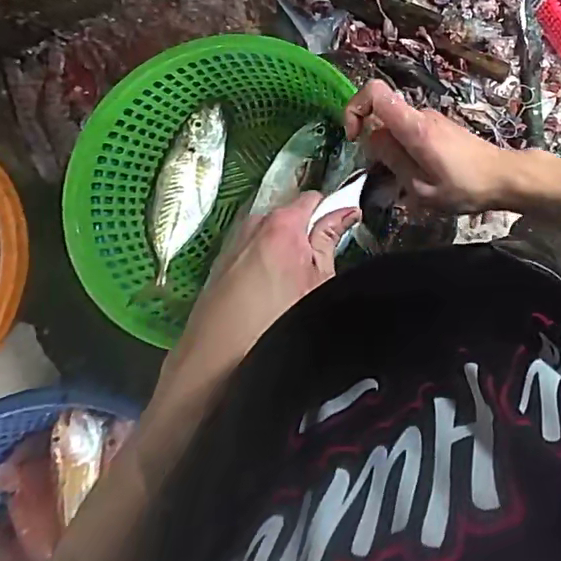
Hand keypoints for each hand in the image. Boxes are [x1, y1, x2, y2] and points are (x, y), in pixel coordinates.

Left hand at [159, 190, 356, 397]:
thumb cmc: (275, 322)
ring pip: (269, 233)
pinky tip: (269, 291)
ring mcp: (232, 243)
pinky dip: (264, 260)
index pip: (314, 198)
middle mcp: (252, 224)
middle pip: (290, 214)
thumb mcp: (319, 280)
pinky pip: (251, 250)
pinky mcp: (219, 264)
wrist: (215, 363)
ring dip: (284, 246)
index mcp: (281, 224)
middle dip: (306, 230)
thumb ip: (329, 239)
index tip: (342, 229)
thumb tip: (345, 212)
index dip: (332, 210)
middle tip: (320, 260)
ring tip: (294, 280)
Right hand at [343, 80, 518, 212]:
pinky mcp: (442, 127)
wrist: (506, 177)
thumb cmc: (466, 187)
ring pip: (397, 127)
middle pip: (383, 113)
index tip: (353, 137)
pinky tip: (424, 175)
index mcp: (414, 126)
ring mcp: (434, 119)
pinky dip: (408, 150)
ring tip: (411, 181)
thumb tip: (372, 139)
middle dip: (375, 143)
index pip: (374, 91)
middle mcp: (423, 115)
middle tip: (388, 175)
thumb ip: (394, 162)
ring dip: (393, 151)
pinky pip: (413, 132)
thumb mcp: (422, 189)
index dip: (354, 108)